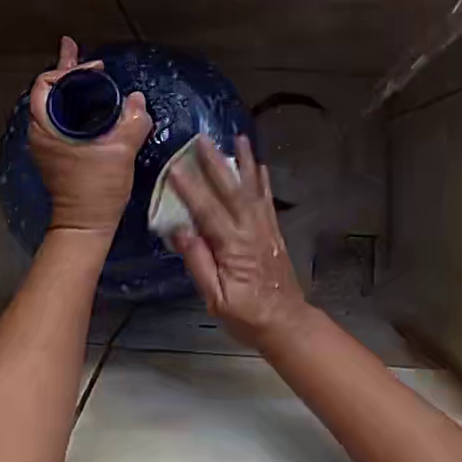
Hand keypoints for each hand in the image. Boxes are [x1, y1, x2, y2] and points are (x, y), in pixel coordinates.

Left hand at [29, 37, 150, 235]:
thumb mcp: (119, 152)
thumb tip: (137, 100)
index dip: (69, 69)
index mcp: (48, 127)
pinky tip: (96, 102)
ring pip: (59, 105)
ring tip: (88, 71)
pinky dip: (78, 105)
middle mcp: (43, 132)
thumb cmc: (96, 188)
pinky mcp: (61, 152)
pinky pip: (67, 119)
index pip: (47, 84)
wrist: (86, 224)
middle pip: (51, 91)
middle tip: (78, 50)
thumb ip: (131, 121)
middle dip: (67, 70)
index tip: (95, 67)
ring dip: (73, 87)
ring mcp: (50, 143)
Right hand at [167, 135, 310, 347]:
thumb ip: (199, 263)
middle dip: (216, 164)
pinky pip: (268, 199)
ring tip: (238, 138)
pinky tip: (259, 165)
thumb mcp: (216, 299)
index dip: (190, 189)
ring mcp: (265, 228)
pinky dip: (263, 180)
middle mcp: (251, 231)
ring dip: (244, 162)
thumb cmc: (247, 316)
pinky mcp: (274, 231)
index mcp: (233, 248)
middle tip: (202, 140)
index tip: (175, 167)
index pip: (207, 212)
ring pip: (253, 189)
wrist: (287, 322)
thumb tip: (181, 231)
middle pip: (231, 191)